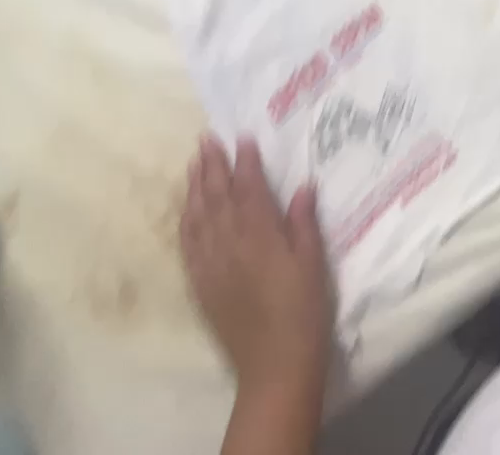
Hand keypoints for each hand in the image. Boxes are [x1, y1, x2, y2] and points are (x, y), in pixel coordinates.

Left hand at [180, 136, 335, 403]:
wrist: (275, 364)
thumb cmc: (304, 309)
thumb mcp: (314, 262)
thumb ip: (304, 222)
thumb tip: (302, 185)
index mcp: (262, 235)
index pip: (249, 189)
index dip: (246, 161)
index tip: (242, 136)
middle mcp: (231, 244)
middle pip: (218, 197)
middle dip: (213, 166)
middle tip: (208, 138)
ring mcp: (211, 264)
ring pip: (198, 216)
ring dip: (195, 187)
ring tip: (194, 163)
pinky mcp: (201, 284)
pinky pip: (188, 245)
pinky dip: (186, 221)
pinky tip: (187, 208)